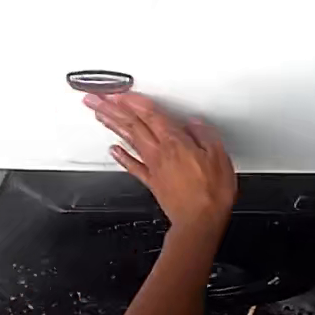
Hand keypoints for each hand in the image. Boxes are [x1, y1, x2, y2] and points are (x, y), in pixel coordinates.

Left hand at [84, 92, 235, 237]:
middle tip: (95, 98)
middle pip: (133, 124)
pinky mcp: (153, 183)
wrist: (199, 222)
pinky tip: (113, 149)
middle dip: (113, 109)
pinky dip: (122, 156)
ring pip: (129, 140)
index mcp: (176, 143)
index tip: (119, 91)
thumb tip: (195, 124)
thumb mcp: (218, 157)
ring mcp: (154, 167)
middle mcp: (160, 153)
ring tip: (99, 114)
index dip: (134, 101)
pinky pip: (133, 166)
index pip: (150, 114)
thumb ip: (205, 136)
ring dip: (112, 125)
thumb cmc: (211, 194)